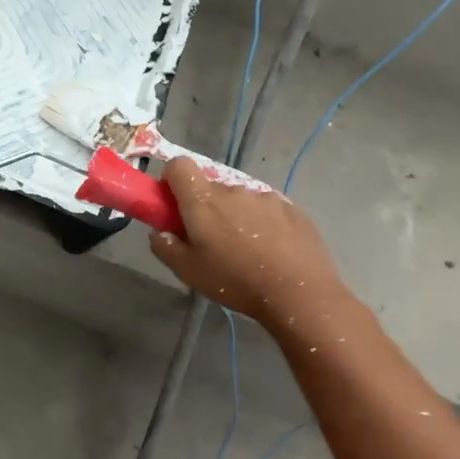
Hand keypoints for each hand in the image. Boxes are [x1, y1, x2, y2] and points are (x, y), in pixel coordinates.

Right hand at [148, 156, 349, 327]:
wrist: (299, 293)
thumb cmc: (235, 280)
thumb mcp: (186, 270)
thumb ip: (164, 246)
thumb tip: (160, 231)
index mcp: (203, 200)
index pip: (179, 165)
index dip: (171, 179)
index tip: (173, 203)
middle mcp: (234, 190)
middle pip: (210, 187)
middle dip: (204, 206)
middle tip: (209, 238)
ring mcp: (266, 198)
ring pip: (239, 200)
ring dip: (234, 215)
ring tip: (244, 248)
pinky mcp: (292, 209)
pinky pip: (266, 209)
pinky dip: (261, 223)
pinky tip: (270, 250)